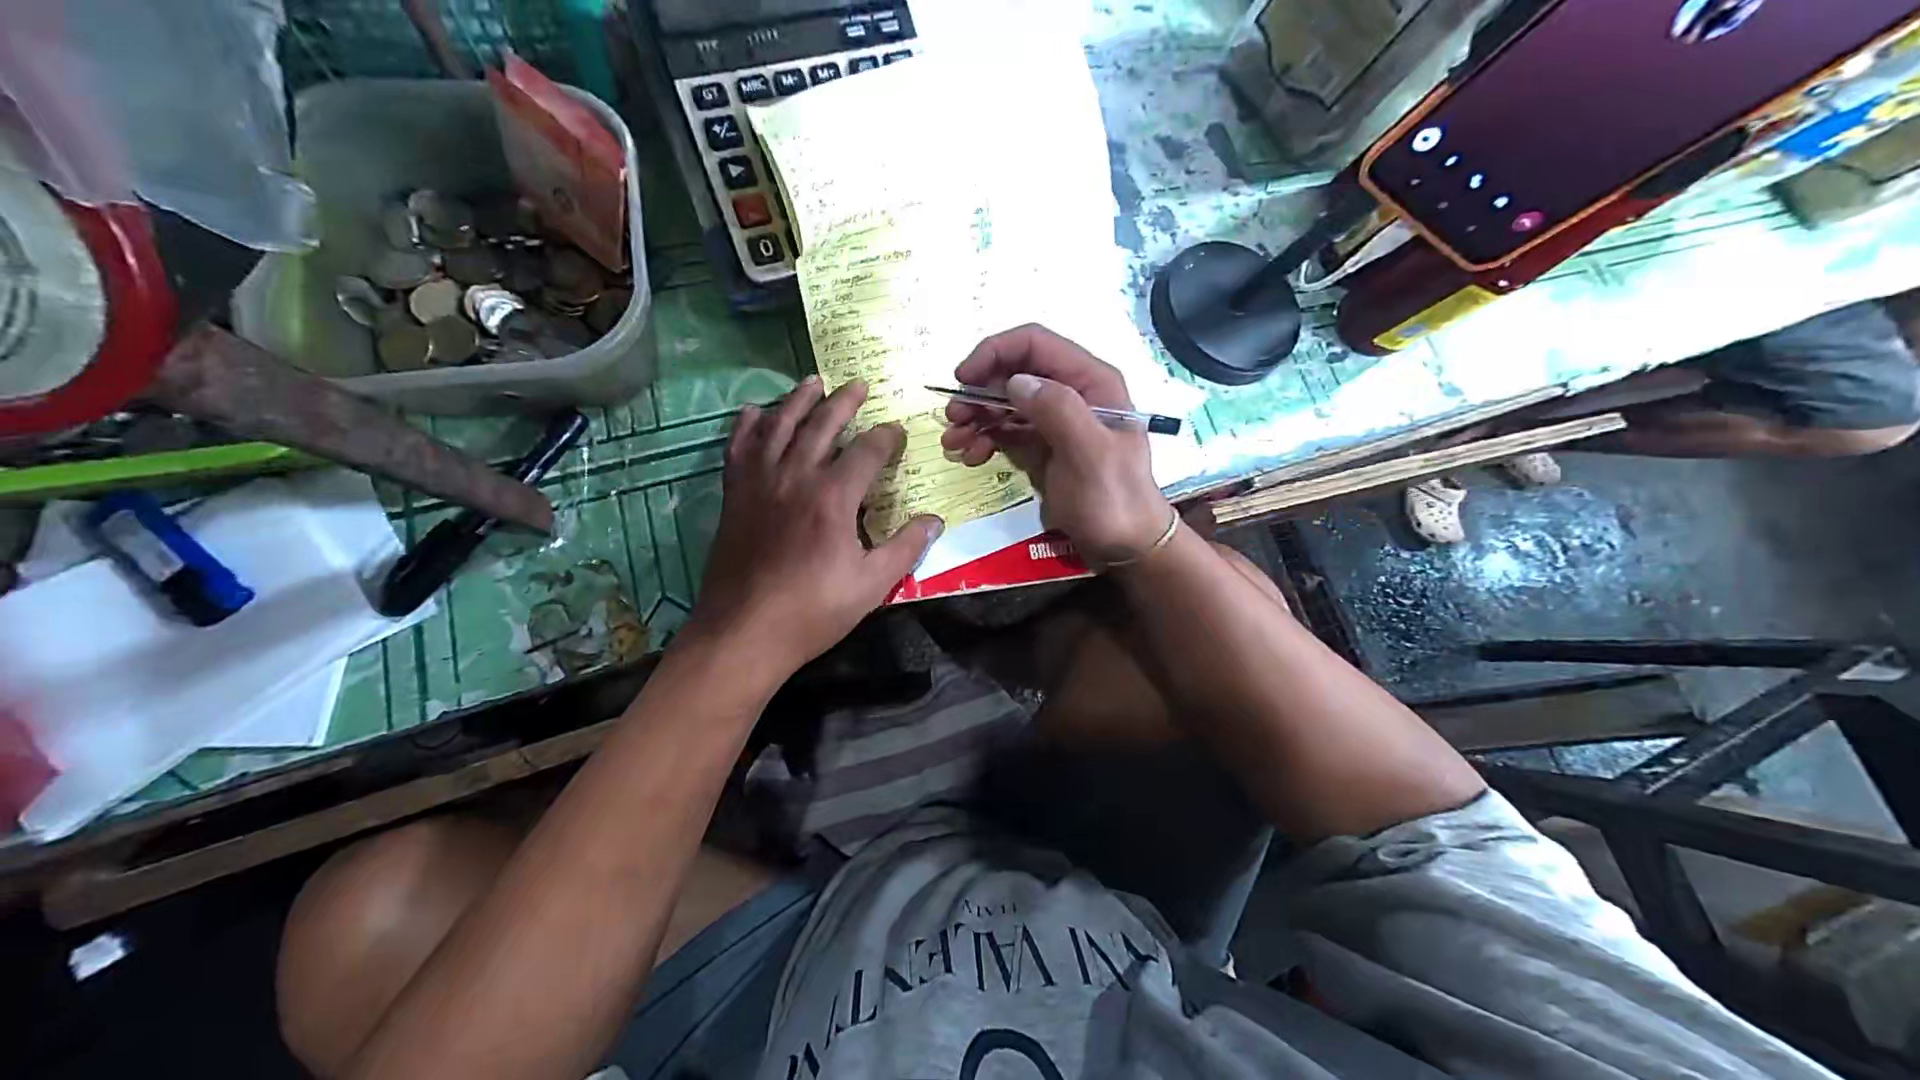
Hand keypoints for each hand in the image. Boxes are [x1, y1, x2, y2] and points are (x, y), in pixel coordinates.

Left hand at [684, 376, 942, 674]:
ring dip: (798, 400)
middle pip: (822, 425)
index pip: (867, 451)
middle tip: (859, 384)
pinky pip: (739, 448)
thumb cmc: (813, 611)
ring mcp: (760, 483)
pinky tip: (754, 411)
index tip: (897, 432)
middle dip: (844, 402)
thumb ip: (906, 548)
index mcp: (833, 497)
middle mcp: (795, 476)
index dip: (886, 437)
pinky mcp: (735, 495)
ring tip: (813, 382)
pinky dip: (748, 425)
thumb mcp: (872, 585)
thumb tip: (935, 521)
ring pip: (779, 426)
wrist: (744, 632)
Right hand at [940, 324, 1171, 564]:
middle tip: (953, 419)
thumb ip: (1058, 411)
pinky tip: (970, 456)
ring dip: (975, 417)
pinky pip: (1005, 431)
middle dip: (979, 391)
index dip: (995, 352)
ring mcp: (1055, 421)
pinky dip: (984, 439)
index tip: (963, 378)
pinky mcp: (1042, 446)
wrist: (1125, 546)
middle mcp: (1071, 393)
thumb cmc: (1113, 500)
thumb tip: (1016, 382)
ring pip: (1004, 402)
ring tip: (955, 442)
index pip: (1035, 343)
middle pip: (1013, 372)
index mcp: (1090, 382)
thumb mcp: (1090, 455)